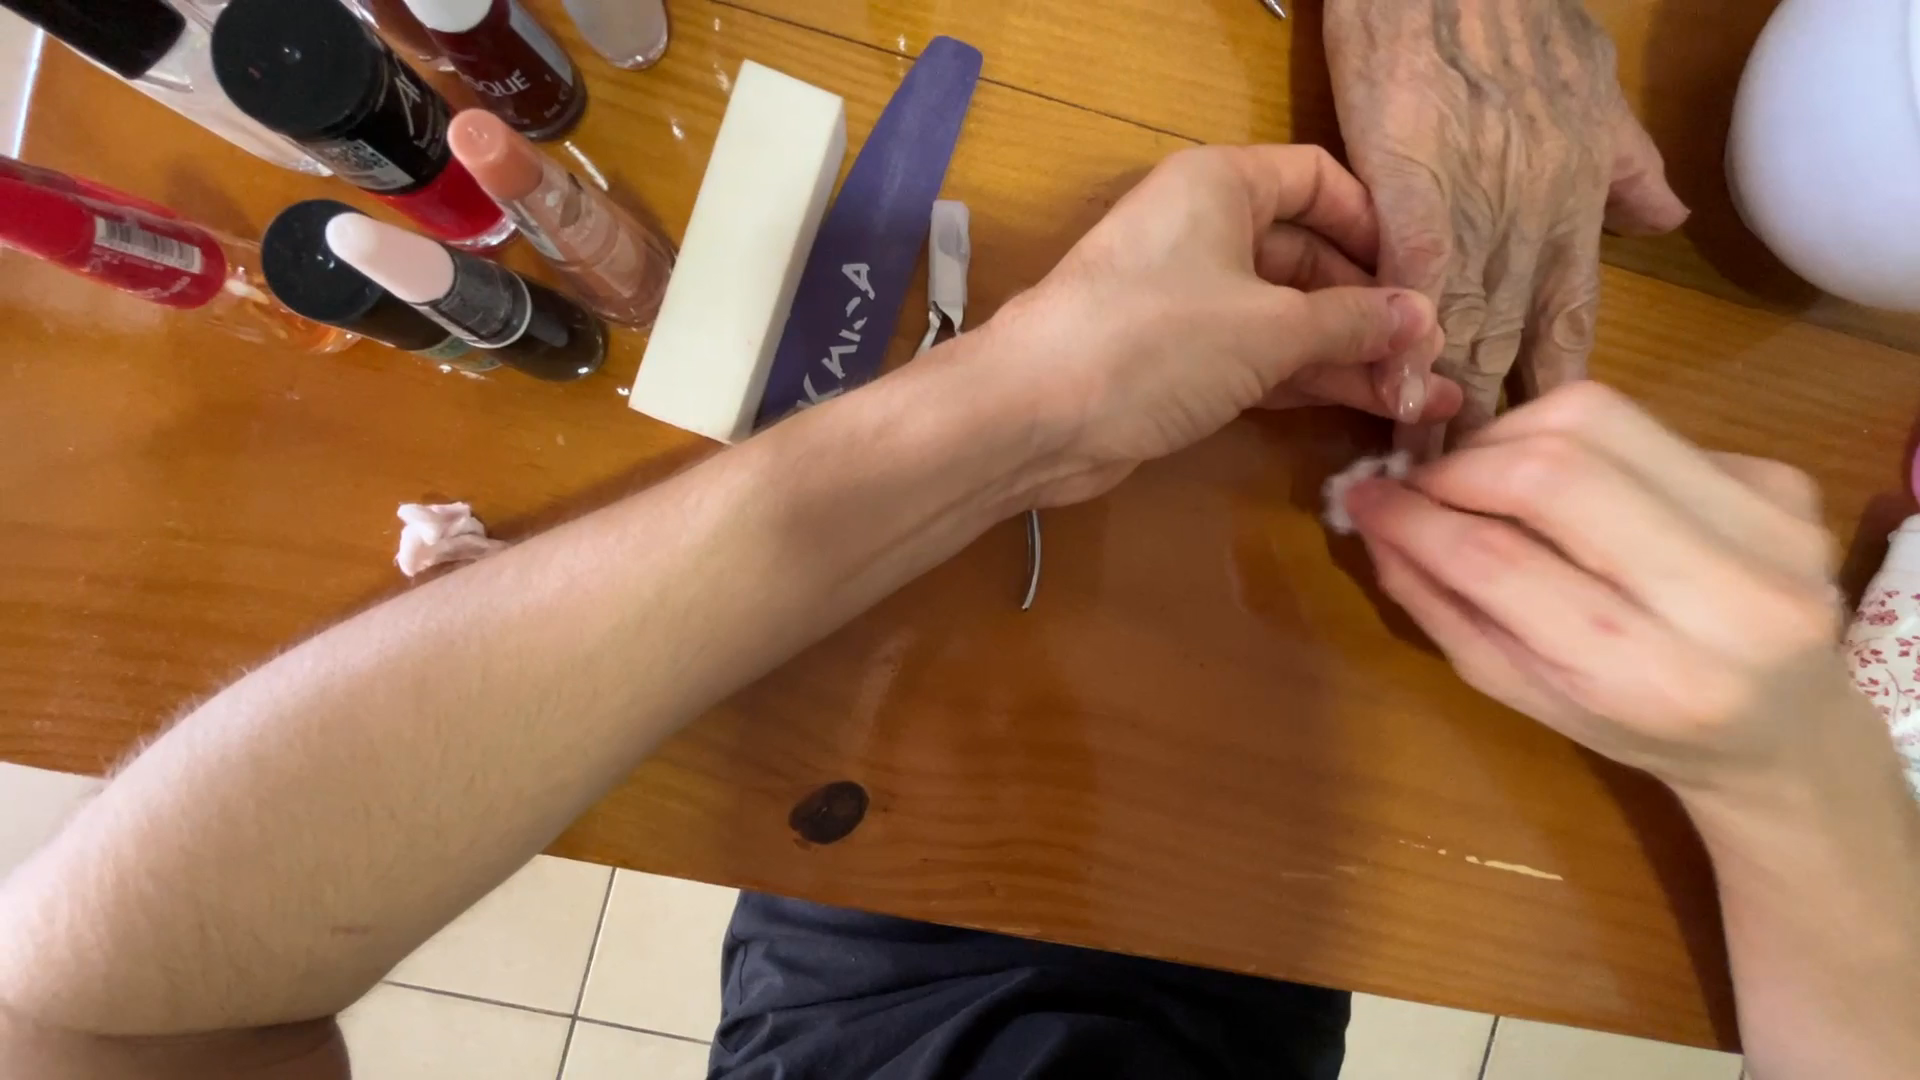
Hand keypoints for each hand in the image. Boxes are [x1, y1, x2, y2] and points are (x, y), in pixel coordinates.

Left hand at [987, 144, 1458, 507]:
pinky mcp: (1171, 364)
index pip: (1314, 182)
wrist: (1037, 416)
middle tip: (1429, 357)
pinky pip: (1250, 360)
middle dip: (1367, 310)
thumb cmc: (1156, 341)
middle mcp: (1199, 236)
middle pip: (1302, 259)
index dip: (1373, 224)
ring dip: (1345, 356)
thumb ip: (1350, 321)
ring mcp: (1182, 305)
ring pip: (1280, 319)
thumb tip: (1418, 319)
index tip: (1423, 274)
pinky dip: (1300, 380)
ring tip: (1419, 392)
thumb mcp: (1268, 325)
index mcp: (1218, 187)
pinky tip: (1363, 404)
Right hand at [1325, 0, 1689, 450]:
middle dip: (1492, 417)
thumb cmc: (1508, 23)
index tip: (1537, 447)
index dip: (1550, 383)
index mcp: (1568, 202)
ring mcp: (1474, 208)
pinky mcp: (1413, 192)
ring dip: (1443, 400)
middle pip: (1514, 339)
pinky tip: (1388, 393)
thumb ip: (1621, 164)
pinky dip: (1404, 340)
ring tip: (1426, 467)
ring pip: (1467, 325)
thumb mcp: (1589, 90)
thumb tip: (1660, 218)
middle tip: (1473, 488)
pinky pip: (1415, 285)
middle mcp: (1532, 219)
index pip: (1566, 317)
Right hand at [1341, 382, 1859, 794]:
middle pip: (1554, 472)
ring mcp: (1773, 526)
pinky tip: (1562, 489)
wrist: (1786, 731)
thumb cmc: (1625, 724)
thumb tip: (1370, 517)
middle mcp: (1731, 597)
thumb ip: (1433, 600)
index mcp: (1646, 675)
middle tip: (1420, 486)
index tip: (1362, 497)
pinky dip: (1564, 443)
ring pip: (1594, 420)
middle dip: (1457, 468)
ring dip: (1502, 437)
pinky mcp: (1785, 480)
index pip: (1498, 562)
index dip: (1413, 518)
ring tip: (1477, 477)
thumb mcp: (1508, 684)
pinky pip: (1636, 424)